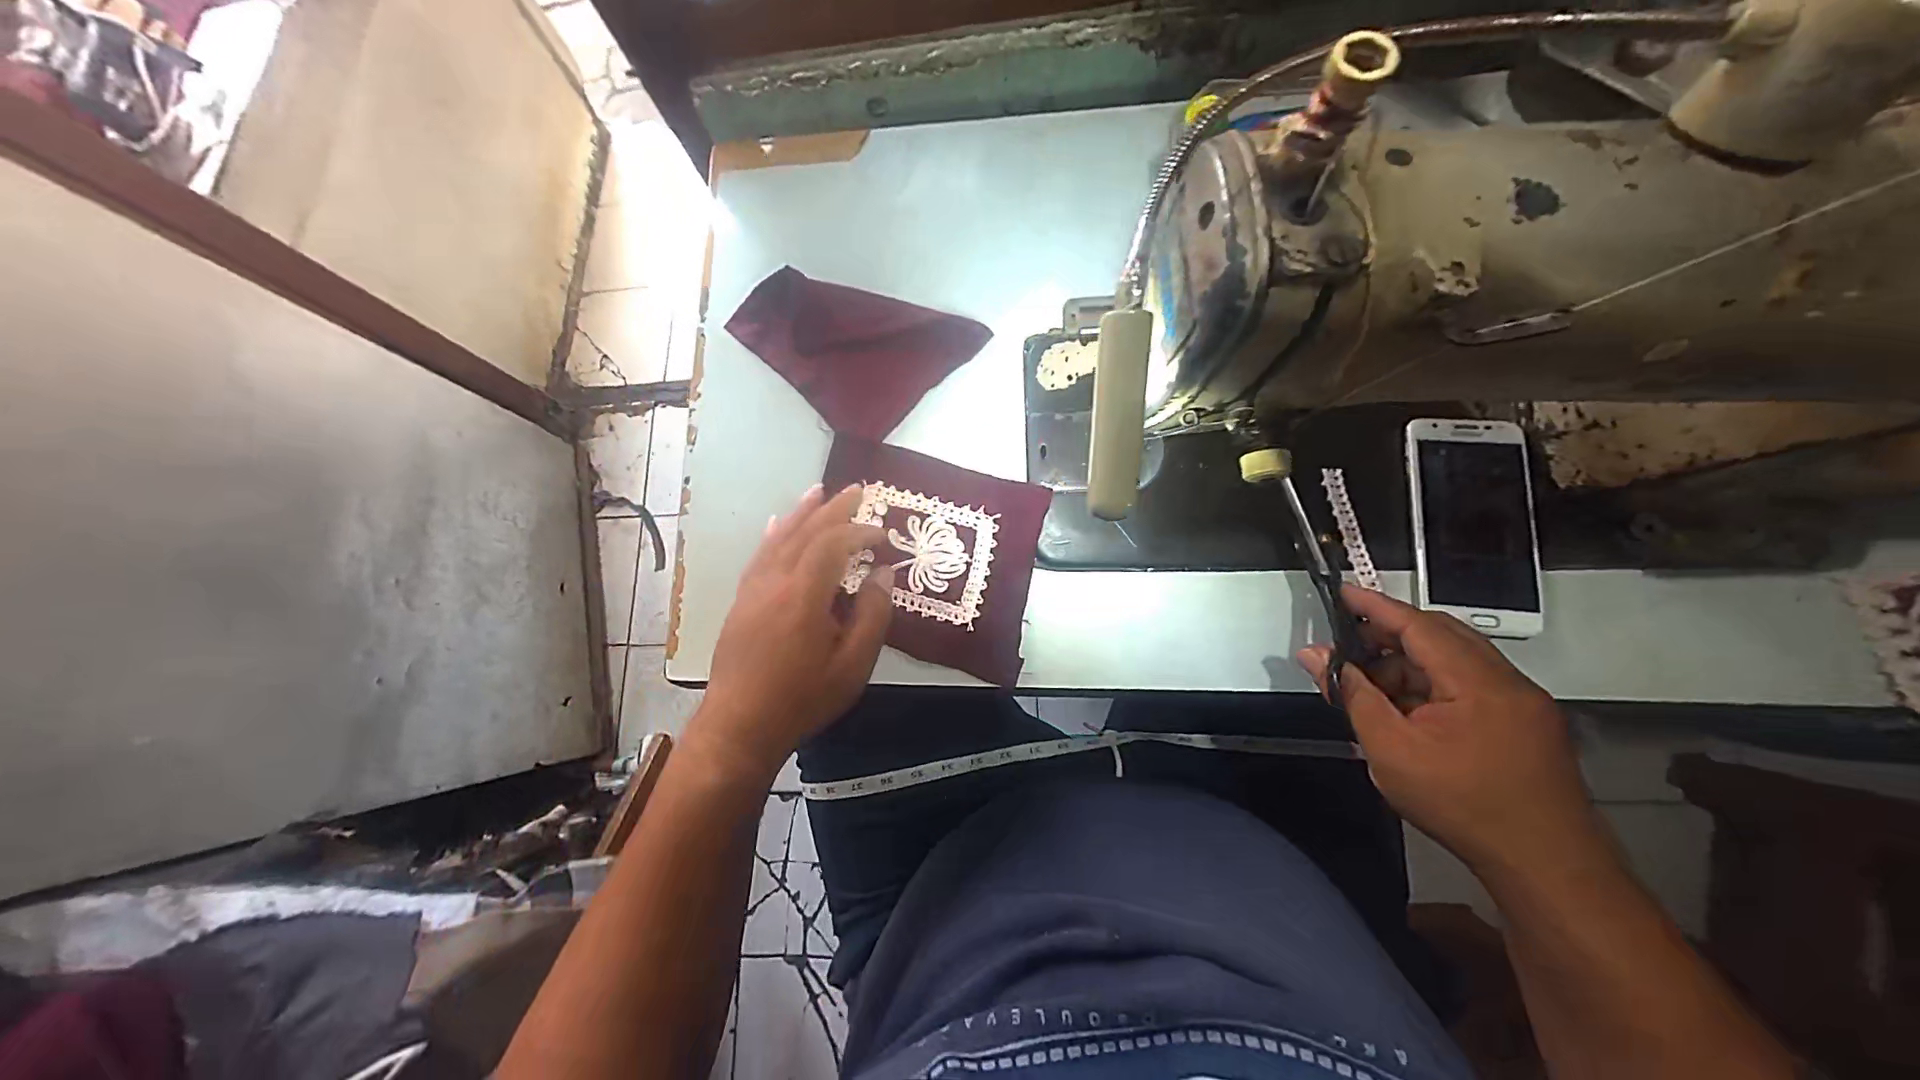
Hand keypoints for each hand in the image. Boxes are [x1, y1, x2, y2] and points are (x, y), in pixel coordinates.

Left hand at [690, 484, 892, 782]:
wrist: (740, 725)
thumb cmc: (803, 698)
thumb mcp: (853, 665)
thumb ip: (872, 616)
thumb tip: (883, 574)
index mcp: (803, 595)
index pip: (833, 544)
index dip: (860, 533)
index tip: (884, 537)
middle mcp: (774, 582)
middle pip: (806, 532)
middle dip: (834, 509)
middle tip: (858, 490)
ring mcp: (753, 589)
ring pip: (780, 538)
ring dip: (803, 513)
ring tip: (820, 491)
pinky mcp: (742, 601)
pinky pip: (761, 555)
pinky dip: (775, 534)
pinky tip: (780, 524)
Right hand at [1297, 586, 1605, 877]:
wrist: (1544, 864)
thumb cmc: (1462, 805)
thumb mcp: (1389, 749)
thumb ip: (1352, 695)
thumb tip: (1316, 656)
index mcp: (1477, 682)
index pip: (1419, 625)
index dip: (1376, 607)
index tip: (1343, 593)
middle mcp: (1507, 682)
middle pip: (1440, 636)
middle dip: (1389, 635)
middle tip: (1346, 645)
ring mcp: (1522, 703)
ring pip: (1454, 662)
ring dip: (1408, 665)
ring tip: (1366, 687)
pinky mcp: (1526, 723)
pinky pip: (1469, 685)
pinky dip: (1430, 686)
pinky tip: (1402, 709)